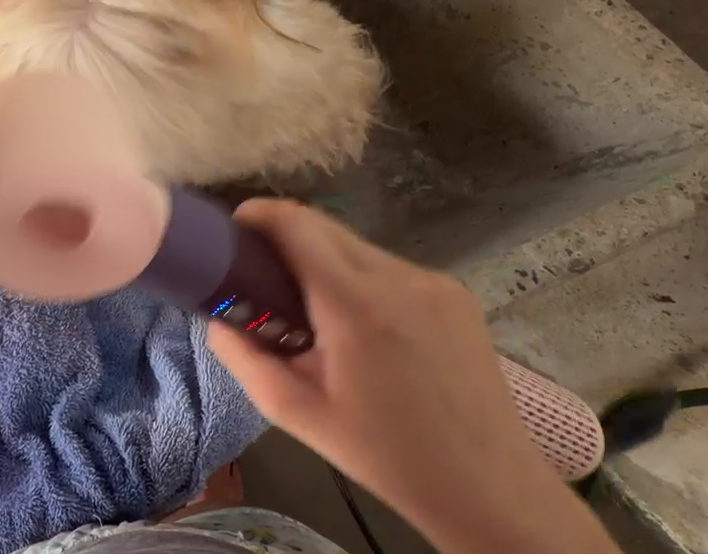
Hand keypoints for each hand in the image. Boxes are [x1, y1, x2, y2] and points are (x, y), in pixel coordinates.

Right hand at [208, 200, 615, 553]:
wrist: (492, 492)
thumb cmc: (385, 455)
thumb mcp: (294, 412)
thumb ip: (242, 355)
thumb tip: (215, 317)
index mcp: (354, 305)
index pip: (293, 223)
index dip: (255, 215)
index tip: (231, 233)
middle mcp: (399, 279)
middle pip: (320, 226)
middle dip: (282, 239)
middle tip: (260, 278)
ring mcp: (434, 283)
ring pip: (352, 245)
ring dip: (320, 260)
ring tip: (311, 310)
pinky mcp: (455, 294)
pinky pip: (386, 265)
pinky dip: (357, 278)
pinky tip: (360, 325)